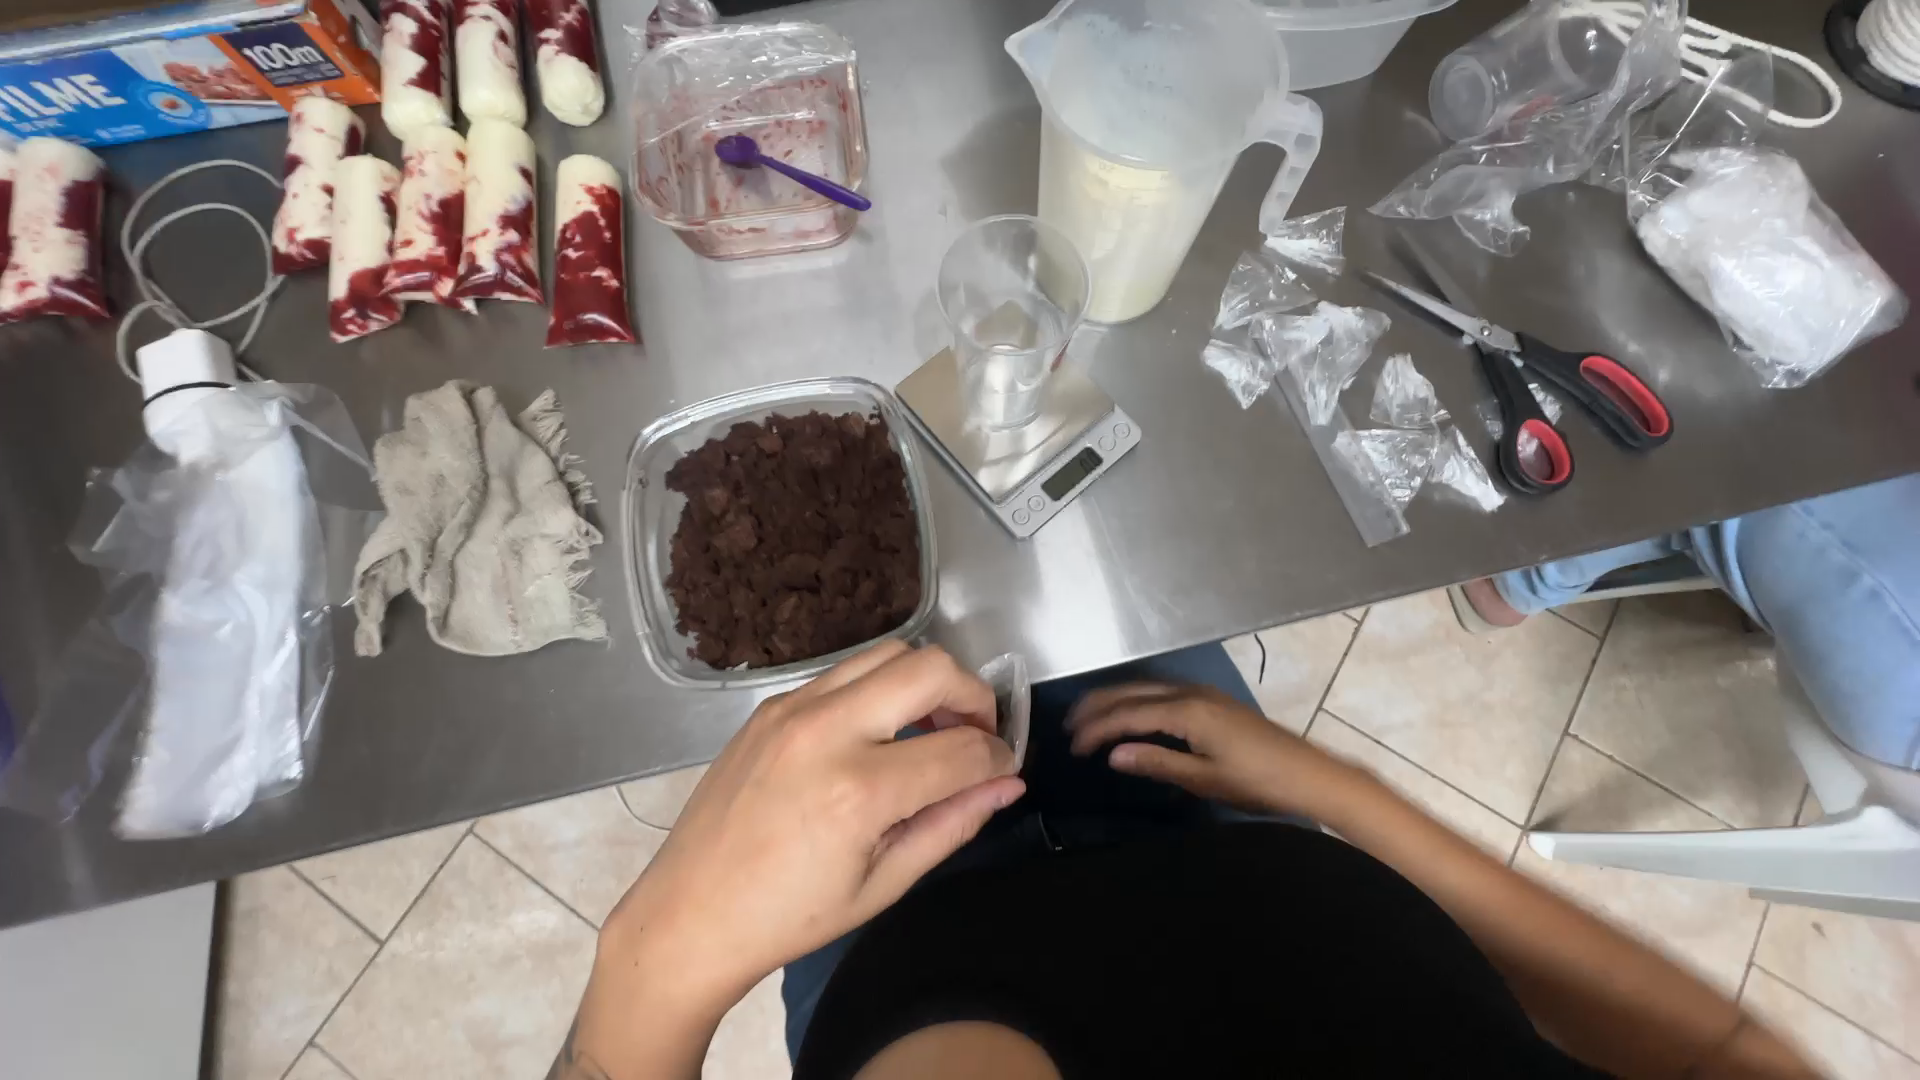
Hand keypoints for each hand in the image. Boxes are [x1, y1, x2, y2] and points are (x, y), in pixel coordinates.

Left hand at [596, 642, 1024, 1012]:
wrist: (686, 914)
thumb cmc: (789, 917)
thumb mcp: (884, 884)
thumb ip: (953, 824)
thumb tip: (1008, 783)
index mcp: (858, 790)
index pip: (960, 749)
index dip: (998, 756)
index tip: (1004, 768)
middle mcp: (827, 729)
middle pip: (930, 667)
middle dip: (974, 695)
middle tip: (978, 734)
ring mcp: (793, 707)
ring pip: (890, 653)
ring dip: (927, 682)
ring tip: (932, 728)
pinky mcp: (773, 703)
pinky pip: (847, 672)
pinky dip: (882, 689)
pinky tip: (878, 734)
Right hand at [1066, 682, 1360, 816]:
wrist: (1309, 775)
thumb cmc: (1258, 782)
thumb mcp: (1205, 780)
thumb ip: (1157, 762)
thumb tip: (1113, 755)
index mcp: (1186, 711)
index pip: (1128, 715)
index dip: (1097, 729)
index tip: (1074, 747)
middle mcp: (1190, 693)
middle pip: (1131, 692)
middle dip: (1097, 706)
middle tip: (1069, 724)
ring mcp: (1201, 692)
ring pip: (1145, 688)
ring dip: (1114, 700)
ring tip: (1088, 716)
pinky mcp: (1210, 699)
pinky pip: (1159, 692)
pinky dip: (1135, 700)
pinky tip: (1128, 713)